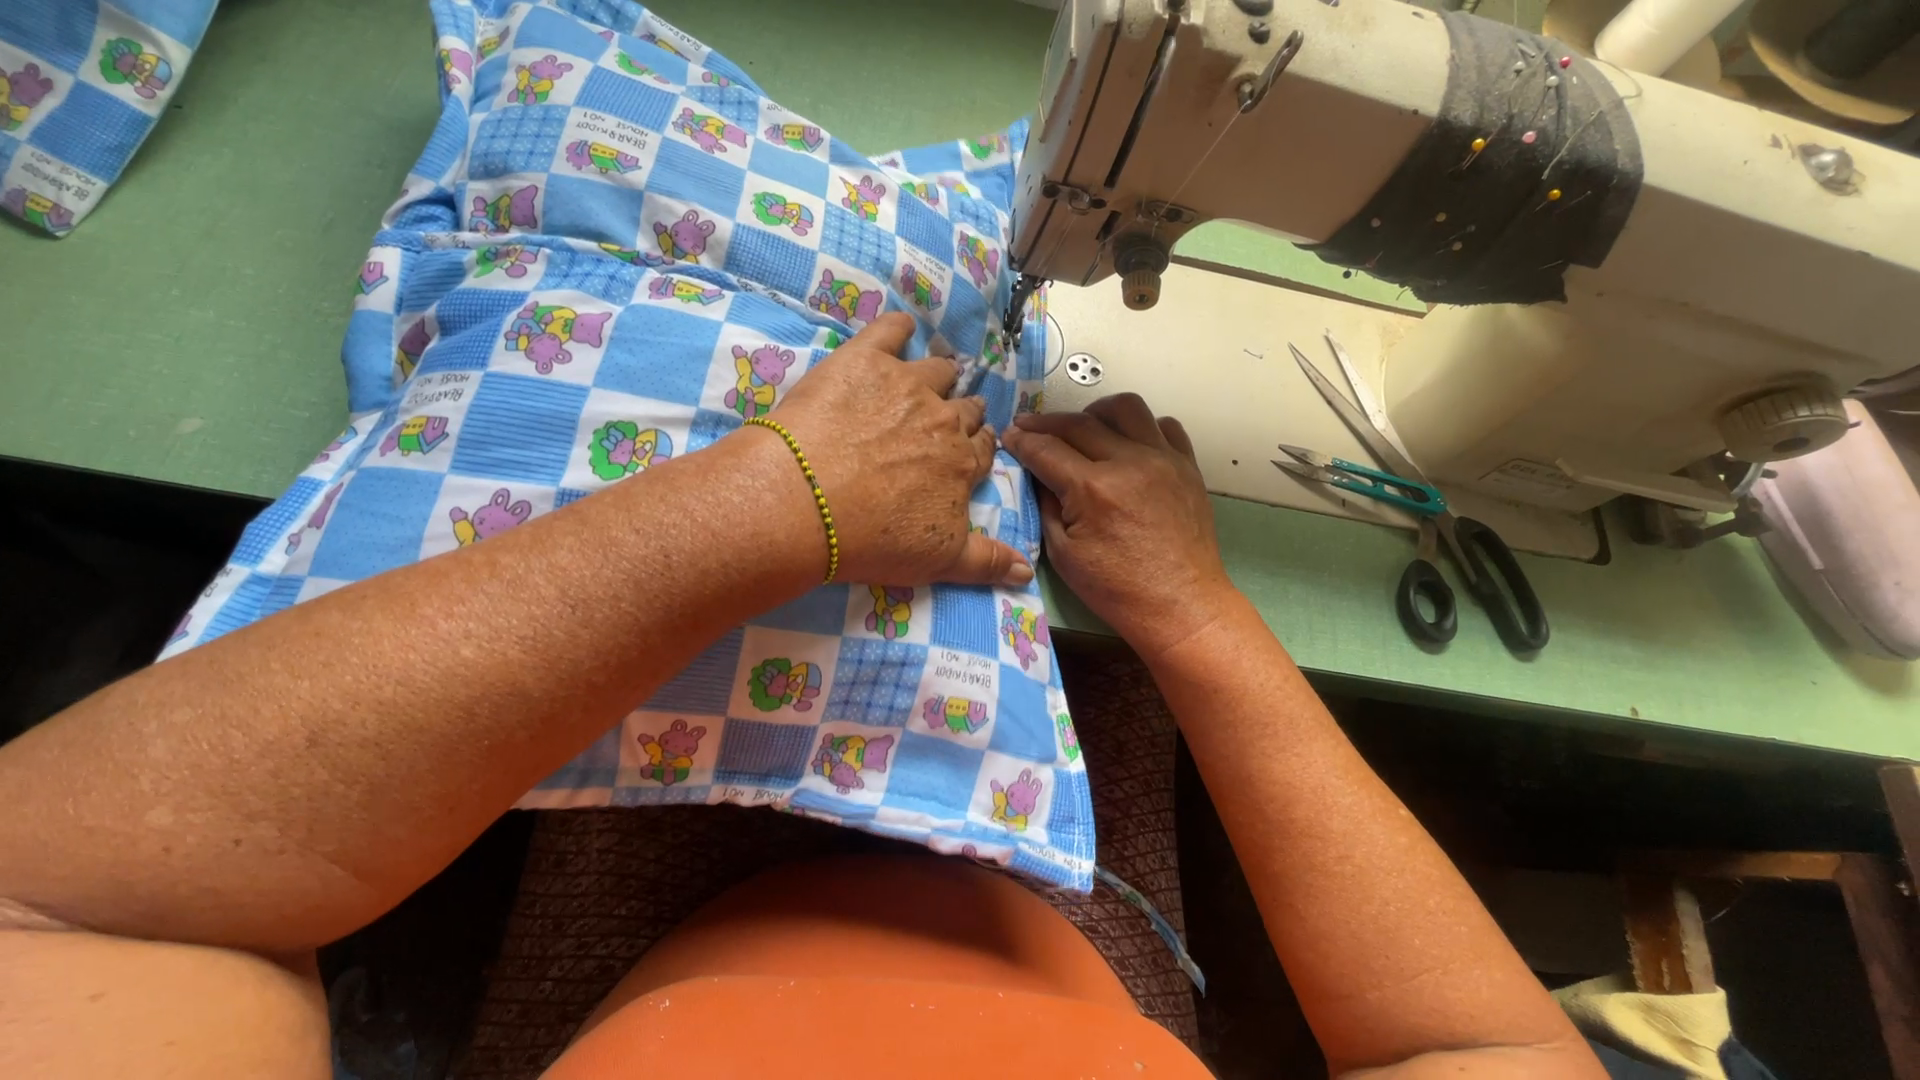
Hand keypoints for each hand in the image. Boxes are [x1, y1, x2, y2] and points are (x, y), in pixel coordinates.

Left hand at [759, 313, 1030, 587]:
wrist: (806, 503)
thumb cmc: (872, 539)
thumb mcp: (937, 560)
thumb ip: (986, 561)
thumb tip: (1027, 573)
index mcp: (963, 463)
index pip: (983, 447)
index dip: (976, 447)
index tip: (967, 450)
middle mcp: (943, 418)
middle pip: (964, 407)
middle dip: (960, 412)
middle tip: (941, 420)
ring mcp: (906, 384)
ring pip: (936, 369)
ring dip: (936, 374)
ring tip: (925, 379)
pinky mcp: (865, 360)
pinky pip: (890, 330)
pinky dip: (898, 327)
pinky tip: (900, 327)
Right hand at [1002, 393, 1233, 660]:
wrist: (1180, 603)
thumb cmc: (1115, 589)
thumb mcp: (1063, 554)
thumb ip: (1047, 506)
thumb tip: (1038, 474)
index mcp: (1092, 489)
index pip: (1046, 449)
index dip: (1022, 440)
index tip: (1009, 435)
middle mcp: (1129, 463)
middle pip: (1079, 423)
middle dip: (1047, 423)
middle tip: (1031, 428)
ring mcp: (1163, 459)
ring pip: (1126, 407)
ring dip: (1096, 413)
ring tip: (1084, 428)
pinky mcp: (1187, 465)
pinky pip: (1164, 426)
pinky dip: (1141, 427)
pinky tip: (1128, 444)